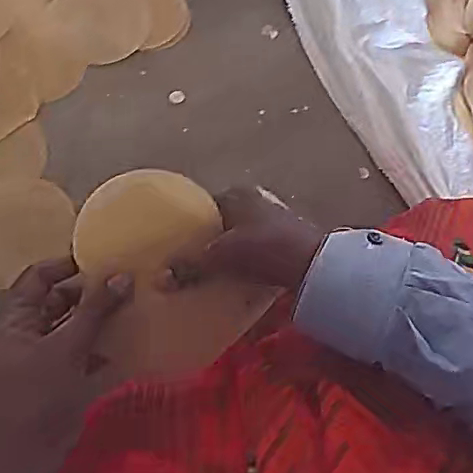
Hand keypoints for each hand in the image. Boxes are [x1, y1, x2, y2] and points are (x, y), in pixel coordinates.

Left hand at [0, 259, 128, 472]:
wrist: (18, 465)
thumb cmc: (33, 399)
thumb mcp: (66, 348)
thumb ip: (95, 309)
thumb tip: (122, 275)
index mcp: (9, 321)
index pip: (38, 277)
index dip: (70, 263)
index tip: (108, 256)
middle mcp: (21, 333)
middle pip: (58, 299)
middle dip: (93, 289)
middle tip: (132, 279)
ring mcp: (38, 357)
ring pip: (73, 323)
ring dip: (102, 314)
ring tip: (138, 301)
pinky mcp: (55, 377)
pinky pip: (81, 347)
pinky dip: (102, 340)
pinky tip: (132, 334)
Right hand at [165, 187, 326, 292]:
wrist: (311, 262)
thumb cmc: (263, 247)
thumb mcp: (220, 256)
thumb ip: (190, 266)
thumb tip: (161, 279)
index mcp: (238, 193)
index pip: (204, 206)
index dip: (189, 225)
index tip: (176, 245)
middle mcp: (257, 199)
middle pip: (225, 221)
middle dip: (211, 239)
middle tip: (191, 263)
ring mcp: (275, 218)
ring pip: (243, 236)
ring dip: (231, 252)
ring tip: (213, 274)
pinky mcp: (288, 239)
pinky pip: (259, 250)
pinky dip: (249, 261)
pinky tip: (240, 277)